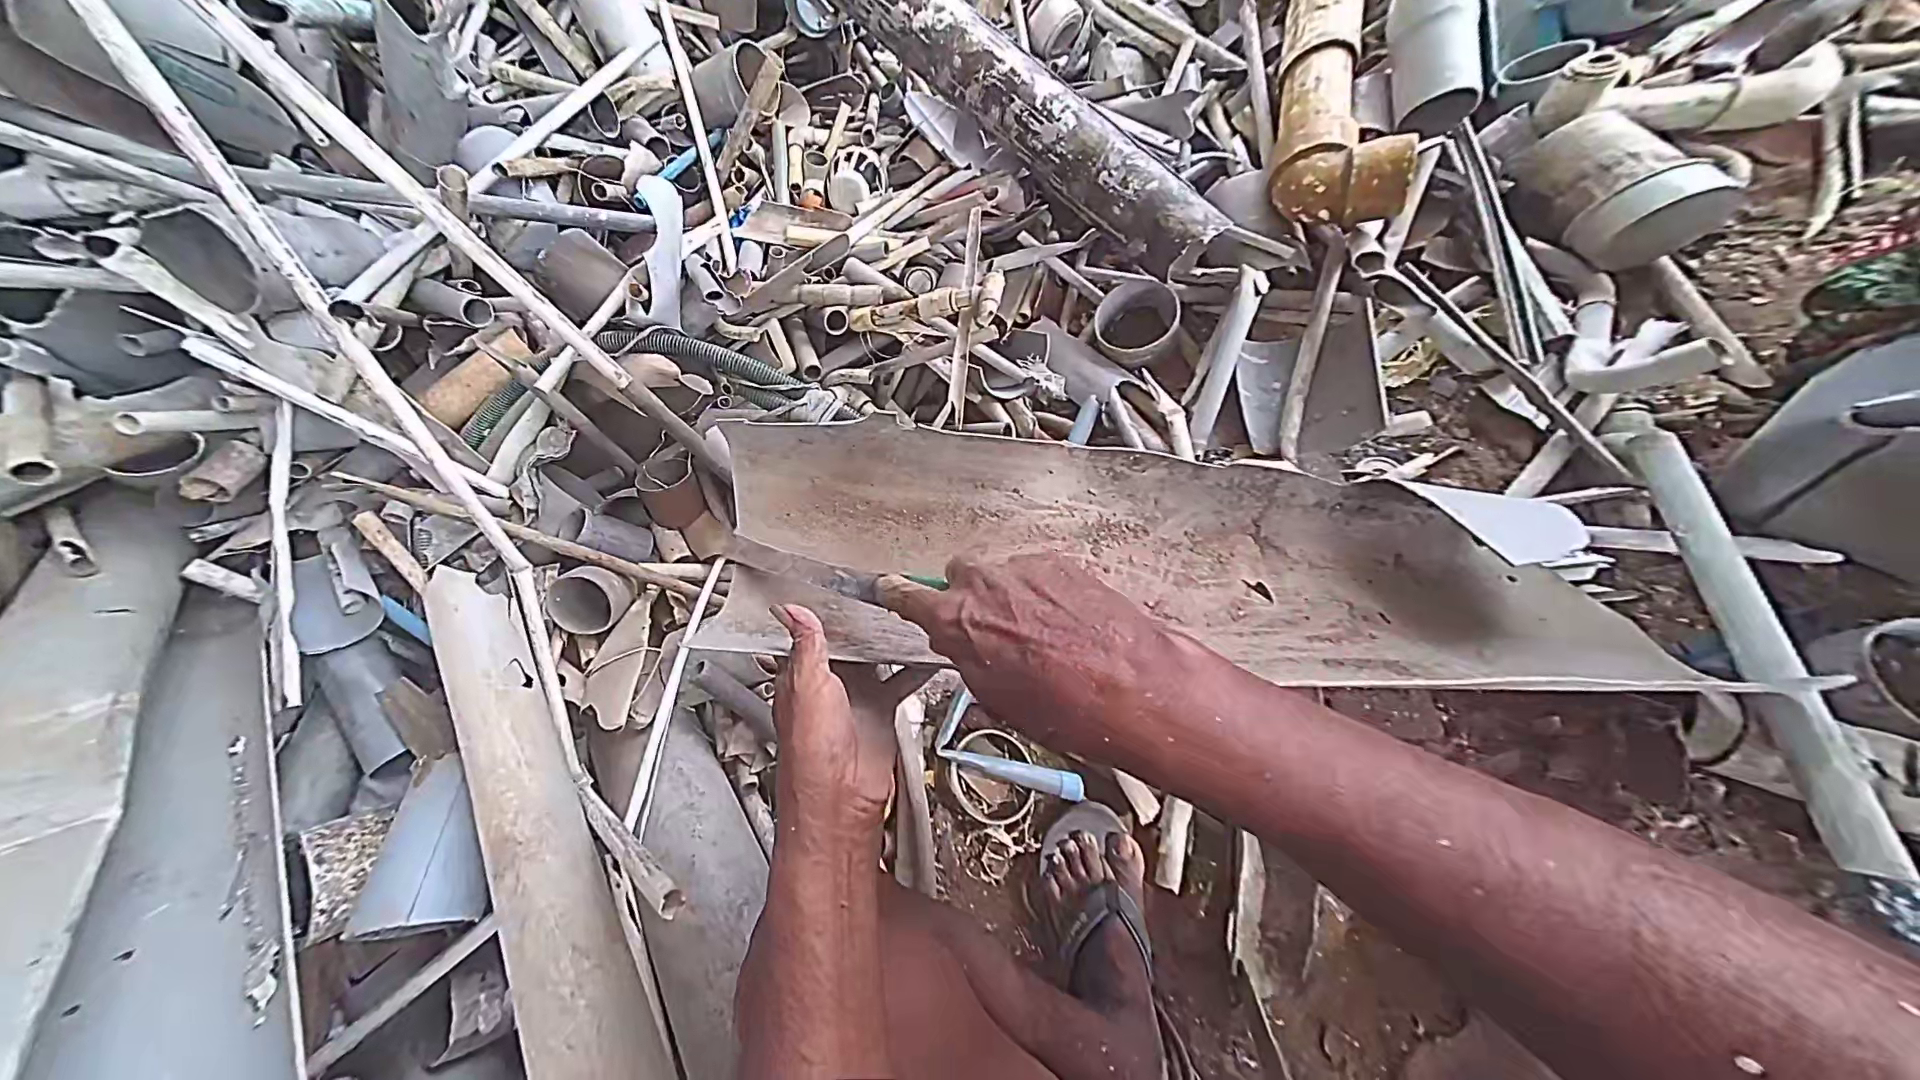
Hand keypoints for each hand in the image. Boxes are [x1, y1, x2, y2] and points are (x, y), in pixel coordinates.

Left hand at [770, 604, 933, 836]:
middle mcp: (829, 685)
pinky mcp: (881, 710)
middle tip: (883, 595)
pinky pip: (901, 681)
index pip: (812, 635)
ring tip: (908, 617)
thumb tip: (791, 610)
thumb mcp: (808, 686)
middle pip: (848, 643)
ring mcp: (857, 697)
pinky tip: (928, 654)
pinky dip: (915, 668)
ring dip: (889, 642)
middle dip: (863, 622)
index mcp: (802, 676)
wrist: (842, 799)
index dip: (824, 613)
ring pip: (876, 658)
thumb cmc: (813, 753)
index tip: (840, 587)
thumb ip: (806, 647)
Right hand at [877, 555, 1186, 762]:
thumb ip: (965, 658)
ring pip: (999, 573)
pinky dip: (1040, 592)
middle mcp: (984, 584)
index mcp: (956, 620)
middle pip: (957, 576)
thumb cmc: (1066, 705)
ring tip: (1038, 634)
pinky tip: (1063, 624)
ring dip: (1008, 596)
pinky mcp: (1058, 562)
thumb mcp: (995, 697)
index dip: (898, 594)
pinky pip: (1034, 573)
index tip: (891, 589)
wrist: (1131, 685)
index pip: (906, 595)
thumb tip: (961, 646)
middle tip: (989, 628)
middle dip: (967, 597)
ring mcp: (1023, 569)